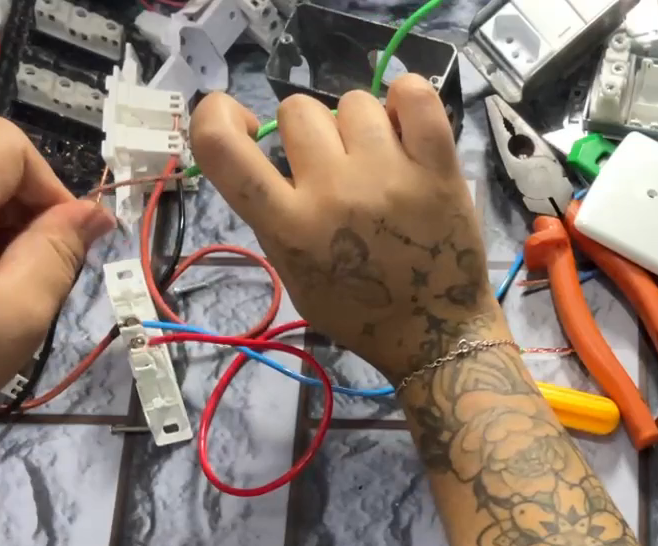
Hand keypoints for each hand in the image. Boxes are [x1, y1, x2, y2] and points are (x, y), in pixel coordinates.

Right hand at [190, 77, 501, 383]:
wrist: (437, 338)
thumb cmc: (364, 315)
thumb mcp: (299, 282)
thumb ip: (275, 221)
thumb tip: (275, 162)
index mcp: (289, 227)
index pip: (219, 144)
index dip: (218, 114)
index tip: (248, 126)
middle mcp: (332, 192)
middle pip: (300, 110)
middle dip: (314, 137)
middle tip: (340, 173)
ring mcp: (388, 176)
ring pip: (355, 102)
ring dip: (362, 127)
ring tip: (382, 166)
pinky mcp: (438, 169)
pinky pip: (414, 94)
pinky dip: (407, 100)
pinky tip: (407, 128)